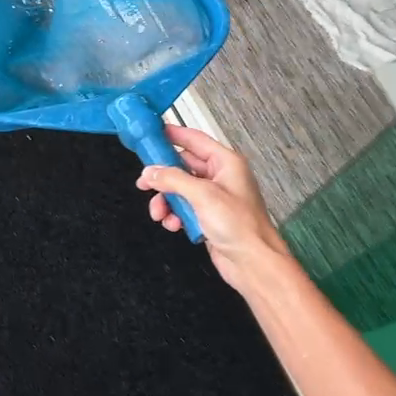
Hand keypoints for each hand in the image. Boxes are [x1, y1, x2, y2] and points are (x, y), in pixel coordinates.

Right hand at [136, 125, 292, 293]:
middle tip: (144, 182)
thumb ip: (173, 179)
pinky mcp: (207, 216)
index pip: (194, 140)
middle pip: (182, 167)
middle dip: (162, 177)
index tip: (151, 134)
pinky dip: (173, 215)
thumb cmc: (240, 226)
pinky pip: (182, 208)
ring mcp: (213, 197)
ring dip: (165, 201)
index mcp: (225, 163)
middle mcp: (220, 177)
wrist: (251, 261)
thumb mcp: (202, 195)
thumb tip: (151, 172)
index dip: (172, 135)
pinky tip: (173, 224)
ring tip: (159, 213)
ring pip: (178, 190)